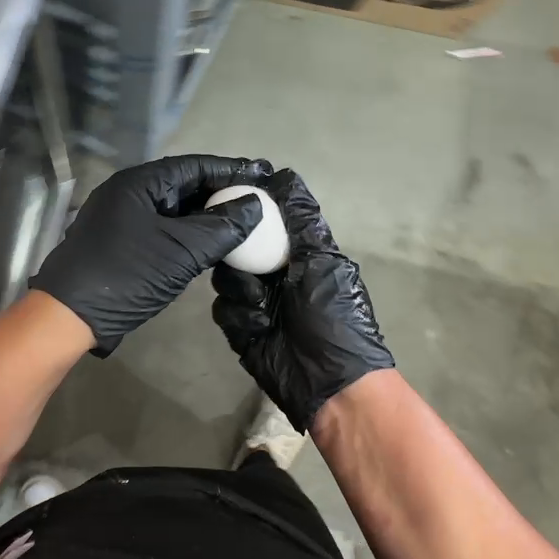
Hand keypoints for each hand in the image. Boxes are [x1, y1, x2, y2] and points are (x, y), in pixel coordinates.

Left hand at [31, 154, 270, 355]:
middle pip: (183, 184)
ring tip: (241, 221)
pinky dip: (188, 232)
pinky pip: (162, 228)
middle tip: (256, 199)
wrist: (69, 315)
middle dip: (220, 192)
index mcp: (139, 183)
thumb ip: (221, 227)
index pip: (193, 166)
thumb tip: (254, 206)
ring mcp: (121, 218)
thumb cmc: (125, 274)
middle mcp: (128, 193)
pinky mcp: (120, 243)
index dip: (230, 169)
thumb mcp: (181, 251)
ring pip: (173, 209)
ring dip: (205, 214)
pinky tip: (210, 243)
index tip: (262, 174)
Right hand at [211, 169, 394, 430]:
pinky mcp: (241, 328)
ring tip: (260, 305)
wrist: (329, 383)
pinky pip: (224, 309)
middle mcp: (276, 273)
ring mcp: (257, 301)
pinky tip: (256, 327)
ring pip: (226, 277)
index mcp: (299, 253)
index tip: (229, 194)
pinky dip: (239, 316)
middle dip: (238, 251)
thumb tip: (284, 175)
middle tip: (242, 259)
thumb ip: (301, 219)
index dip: (249, 207)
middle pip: (239, 246)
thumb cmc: (334, 316)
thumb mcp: (322, 260)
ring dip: (241, 290)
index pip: (267, 220)